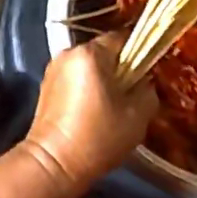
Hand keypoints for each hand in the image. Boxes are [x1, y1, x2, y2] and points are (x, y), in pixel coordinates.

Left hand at [23, 32, 156, 188]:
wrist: (55, 159)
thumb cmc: (99, 135)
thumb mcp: (137, 116)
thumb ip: (147, 91)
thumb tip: (145, 80)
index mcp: (90, 54)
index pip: (120, 38)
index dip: (138, 49)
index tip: (149, 66)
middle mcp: (68, 52)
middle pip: (102, 51)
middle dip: (119, 66)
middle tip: (133, 91)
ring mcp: (54, 66)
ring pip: (87, 64)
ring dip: (101, 76)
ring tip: (114, 103)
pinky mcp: (46, 81)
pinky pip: (74, 75)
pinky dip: (85, 85)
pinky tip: (93, 108)